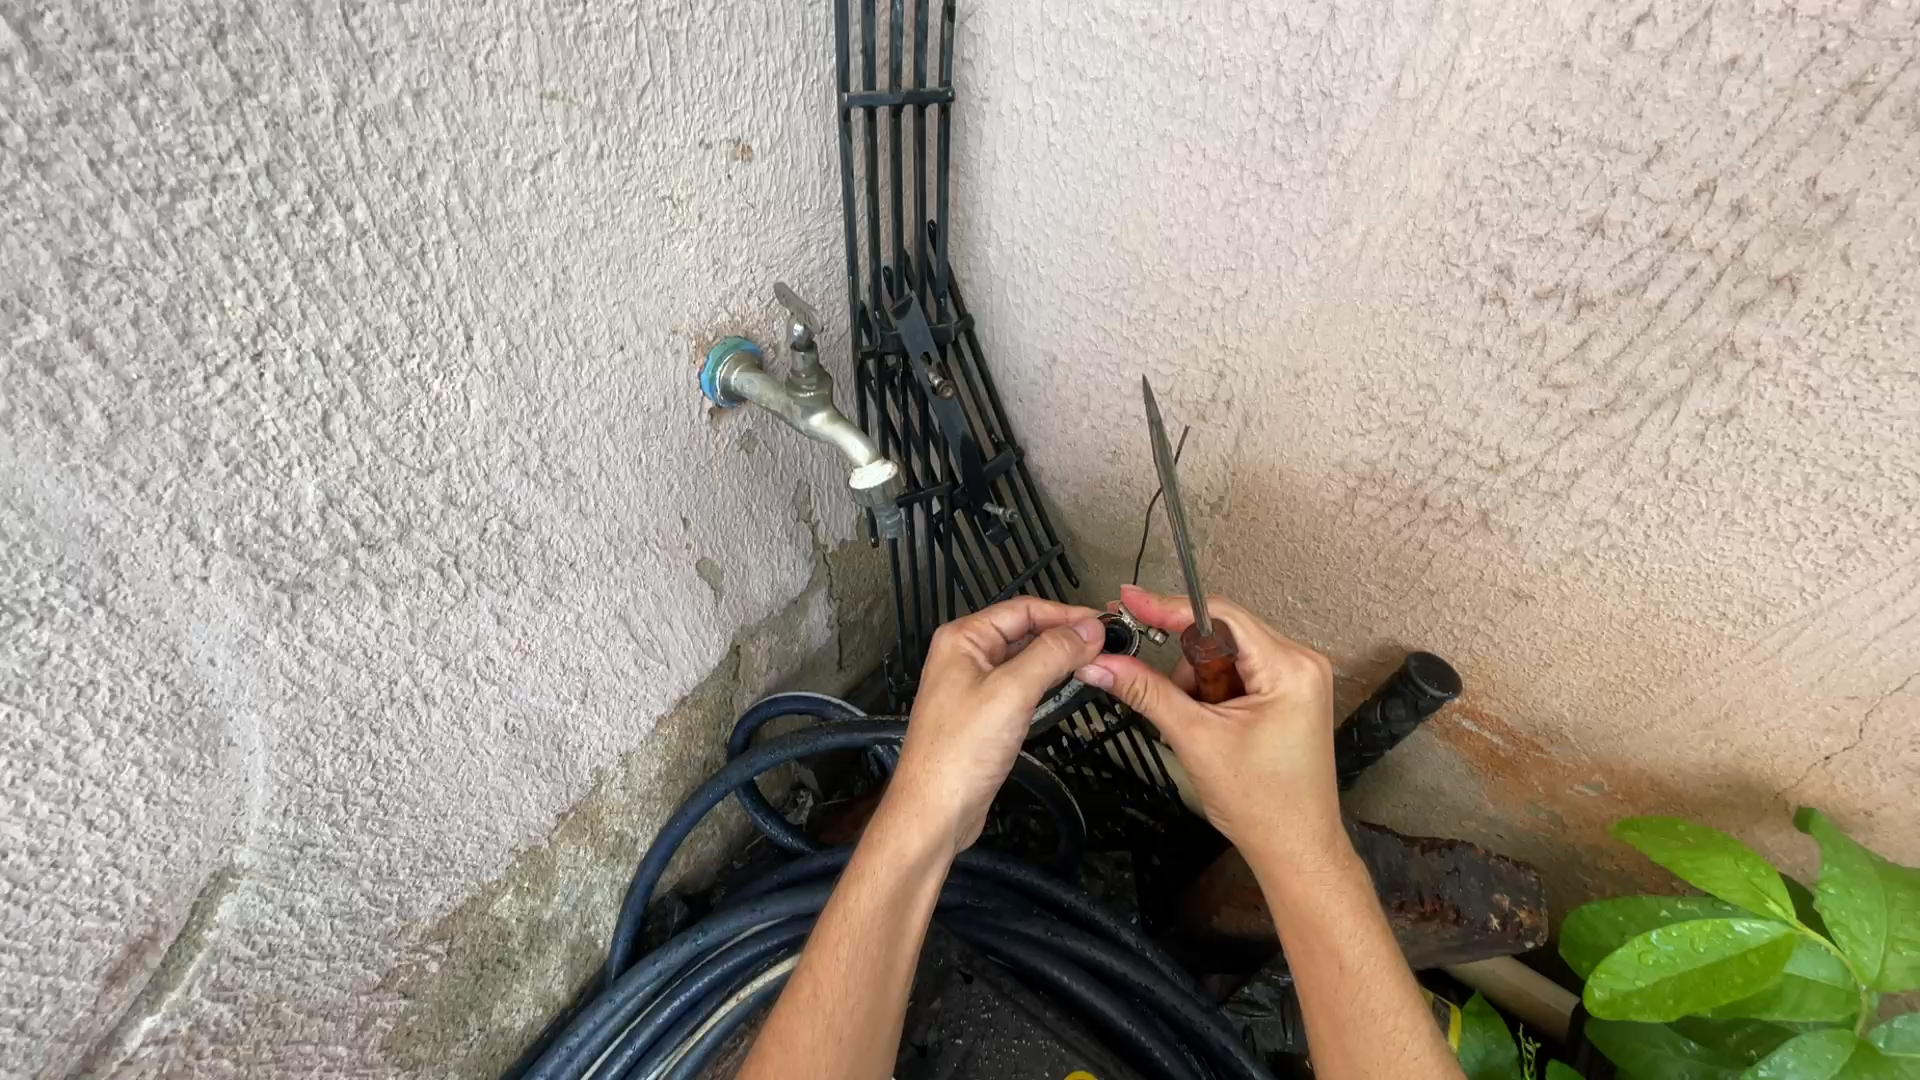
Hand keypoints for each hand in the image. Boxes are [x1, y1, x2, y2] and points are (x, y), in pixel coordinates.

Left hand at [888, 597, 1105, 856]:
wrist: (936, 812)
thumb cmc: (957, 754)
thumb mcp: (1012, 692)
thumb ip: (1052, 655)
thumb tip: (1088, 629)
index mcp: (963, 638)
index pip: (1023, 609)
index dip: (1065, 614)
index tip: (1102, 625)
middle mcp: (966, 655)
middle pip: (1025, 630)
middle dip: (1065, 635)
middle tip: (1105, 645)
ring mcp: (975, 684)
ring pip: (1026, 657)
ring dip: (1059, 658)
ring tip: (1095, 662)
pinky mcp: (985, 711)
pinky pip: (1022, 683)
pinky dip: (1047, 681)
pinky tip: (1067, 686)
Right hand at [1076, 585, 1346, 866]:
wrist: (1294, 848)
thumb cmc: (1264, 804)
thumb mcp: (1194, 739)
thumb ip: (1145, 692)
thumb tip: (1104, 664)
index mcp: (1289, 668)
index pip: (1218, 615)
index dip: (1169, 607)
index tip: (1132, 601)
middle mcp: (1300, 663)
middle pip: (1218, 633)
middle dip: (1186, 664)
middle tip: (1169, 693)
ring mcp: (1295, 677)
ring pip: (1222, 653)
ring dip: (1197, 682)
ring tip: (1201, 724)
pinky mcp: (1285, 692)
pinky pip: (1234, 670)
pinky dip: (1210, 690)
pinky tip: (1212, 723)